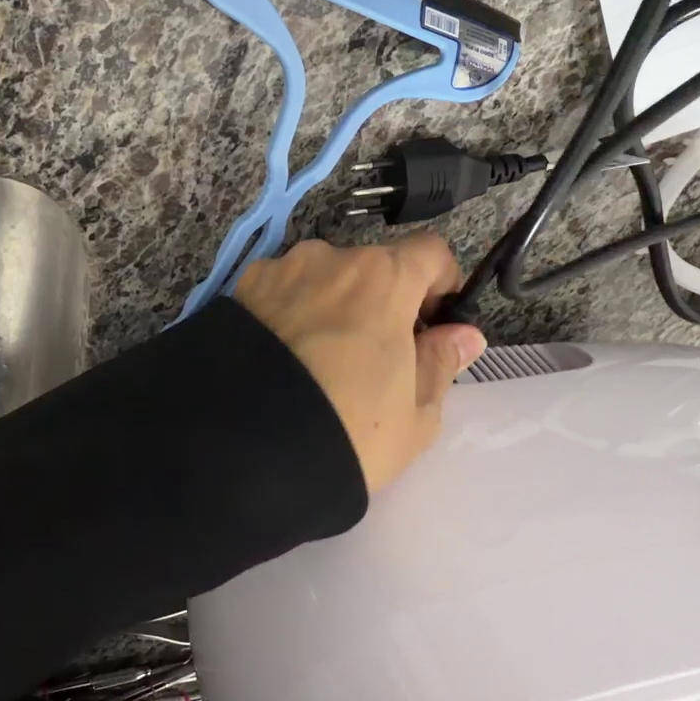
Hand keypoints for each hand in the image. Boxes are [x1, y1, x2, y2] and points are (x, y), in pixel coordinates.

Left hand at [233, 234, 486, 491]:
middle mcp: (327, 259)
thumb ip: (441, 363)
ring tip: (319, 361)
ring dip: (329, 304)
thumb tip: (462, 334)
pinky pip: (277, 293)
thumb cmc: (346, 430)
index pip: (429, 252)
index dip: (439, 285)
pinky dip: (286, 313)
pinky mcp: (236, 292)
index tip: (433, 324)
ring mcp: (276, 271)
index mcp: (382, 277)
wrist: (243, 447)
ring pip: (319, 278)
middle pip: (369, 267)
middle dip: (379, 301)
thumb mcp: (415, 413)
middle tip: (374, 357)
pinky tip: (281, 359)